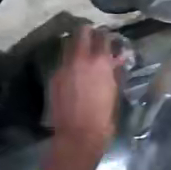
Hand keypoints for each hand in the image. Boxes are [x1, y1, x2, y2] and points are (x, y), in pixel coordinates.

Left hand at [50, 26, 123, 155]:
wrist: (78, 136)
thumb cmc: (104, 118)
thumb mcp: (115, 93)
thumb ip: (115, 72)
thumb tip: (116, 61)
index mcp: (100, 62)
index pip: (103, 37)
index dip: (106, 36)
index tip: (109, 39)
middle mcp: (80, 59)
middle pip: (81, 33)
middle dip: (88, 32)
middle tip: (93, 38)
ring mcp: (64, 68)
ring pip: (68, 47)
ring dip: (76, 47)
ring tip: (82, 56)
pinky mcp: (54, 78)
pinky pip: (62, 64)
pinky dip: (69, 65)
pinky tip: (74, 75)